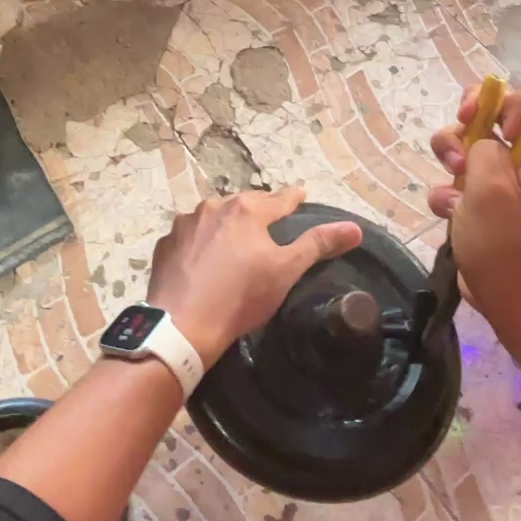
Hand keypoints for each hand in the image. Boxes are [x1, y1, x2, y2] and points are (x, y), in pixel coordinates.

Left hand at [146, 186, 363, 362]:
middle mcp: (214, 207)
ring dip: (226, 224)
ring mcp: (185, 224)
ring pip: (214, 217)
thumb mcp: (286, 271)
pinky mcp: (165, 244)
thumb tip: (355, 227)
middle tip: (269, 224)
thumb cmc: (240, 297)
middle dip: (258, 211)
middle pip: (244, 204)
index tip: (300, 195)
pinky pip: (190, 236)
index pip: (280, 198)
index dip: (293, 198)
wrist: (183, 325)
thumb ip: (318, 244)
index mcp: (247, 210)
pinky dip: (200, 242)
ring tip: (235, 242)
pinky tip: (204, 260)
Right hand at [427, 85, 520, 358]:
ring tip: (452, 192)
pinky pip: (466, 179)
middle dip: (469, 129)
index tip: (490, 126)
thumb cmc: (507, 248)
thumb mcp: (490, 190)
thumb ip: (483, 149)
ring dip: (452, 162)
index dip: (513, 102)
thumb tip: (480, 142)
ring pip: (476, 146)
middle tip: (455, 151)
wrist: (512, 305)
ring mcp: (513, 184)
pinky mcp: (492, 202)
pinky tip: (450, 214)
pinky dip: (452, 192)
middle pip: (502, 115)